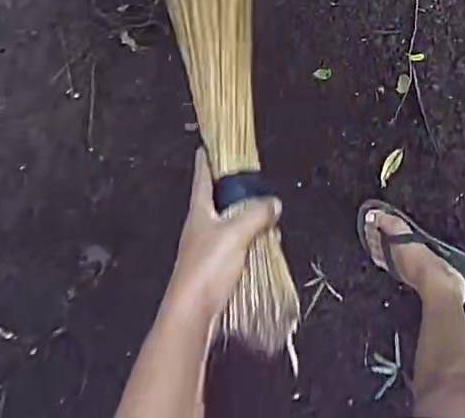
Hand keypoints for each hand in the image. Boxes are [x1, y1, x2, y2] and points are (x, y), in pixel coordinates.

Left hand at [161, 148, 282, 324]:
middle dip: (239, 193)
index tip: (208, 146)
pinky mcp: (214, 271)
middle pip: (220, 201)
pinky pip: (237, 248)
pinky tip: (266, 247)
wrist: (190, 318)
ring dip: (250, 222)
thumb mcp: (236, 232)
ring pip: (231, 226)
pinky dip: (252, 244)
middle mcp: (200, 228)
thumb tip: (274, 204)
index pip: (202, 178)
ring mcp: (206, 250)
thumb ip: (257, 213)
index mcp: (199, 212)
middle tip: (258, 187)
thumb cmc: (207, 268)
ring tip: (271, 221)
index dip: (206, 161)